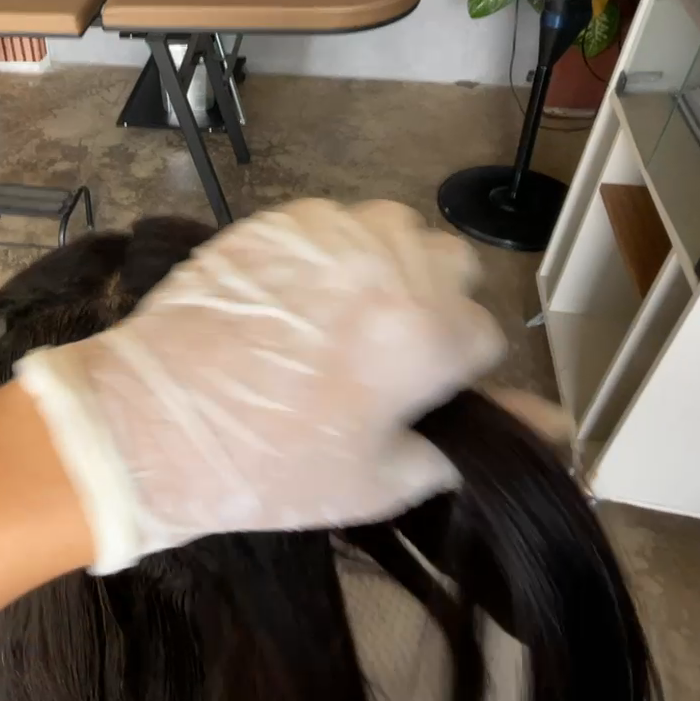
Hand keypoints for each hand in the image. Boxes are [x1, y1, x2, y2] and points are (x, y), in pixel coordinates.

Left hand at [15, 199, 505, 571]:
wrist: (153, 420)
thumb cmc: (268, 465)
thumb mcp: (378, 479)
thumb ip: (462, 444)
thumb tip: (545, 427)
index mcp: (426, 332)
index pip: (487, 333)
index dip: (457, 367)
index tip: (420, 387)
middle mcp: (387, 265)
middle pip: (450, 263)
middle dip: (432, 300)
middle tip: (384, 345)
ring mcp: (323, 234)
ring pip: (390, 228)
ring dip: (385, 263)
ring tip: (341, 311)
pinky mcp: (268, 222)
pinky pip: (325, 221)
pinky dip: (327, 249)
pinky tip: (292, 291)